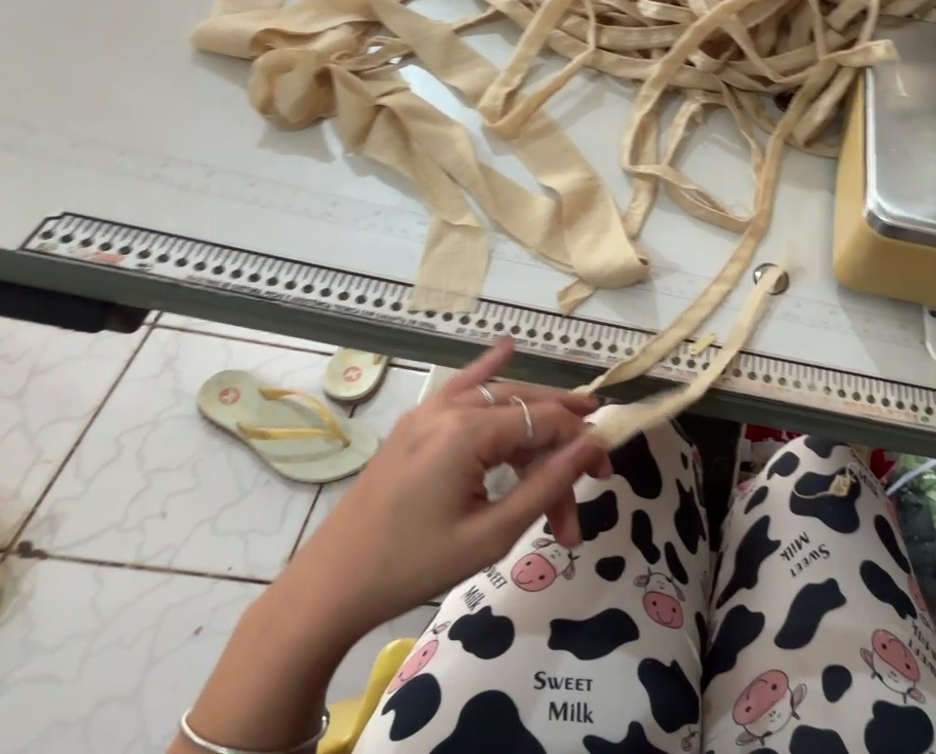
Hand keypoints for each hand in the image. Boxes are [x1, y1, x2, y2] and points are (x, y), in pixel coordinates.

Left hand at [284, 338, 610, 635]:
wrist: (330, 587)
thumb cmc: (413, 566)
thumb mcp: (491, 534)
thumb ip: (547, 484)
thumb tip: (593, 445)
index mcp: (467, 433)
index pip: (547, 421)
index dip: (582, 444)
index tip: (605, 476)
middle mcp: (448, 409)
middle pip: (528, 408)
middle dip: (565, 440)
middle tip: (597, 475)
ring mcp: (426, 414)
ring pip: (499, 404)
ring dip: (534, 433)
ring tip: (562, 464)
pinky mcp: (413, 428)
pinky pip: (460, 390)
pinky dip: (486, 372)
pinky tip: (507, 348)